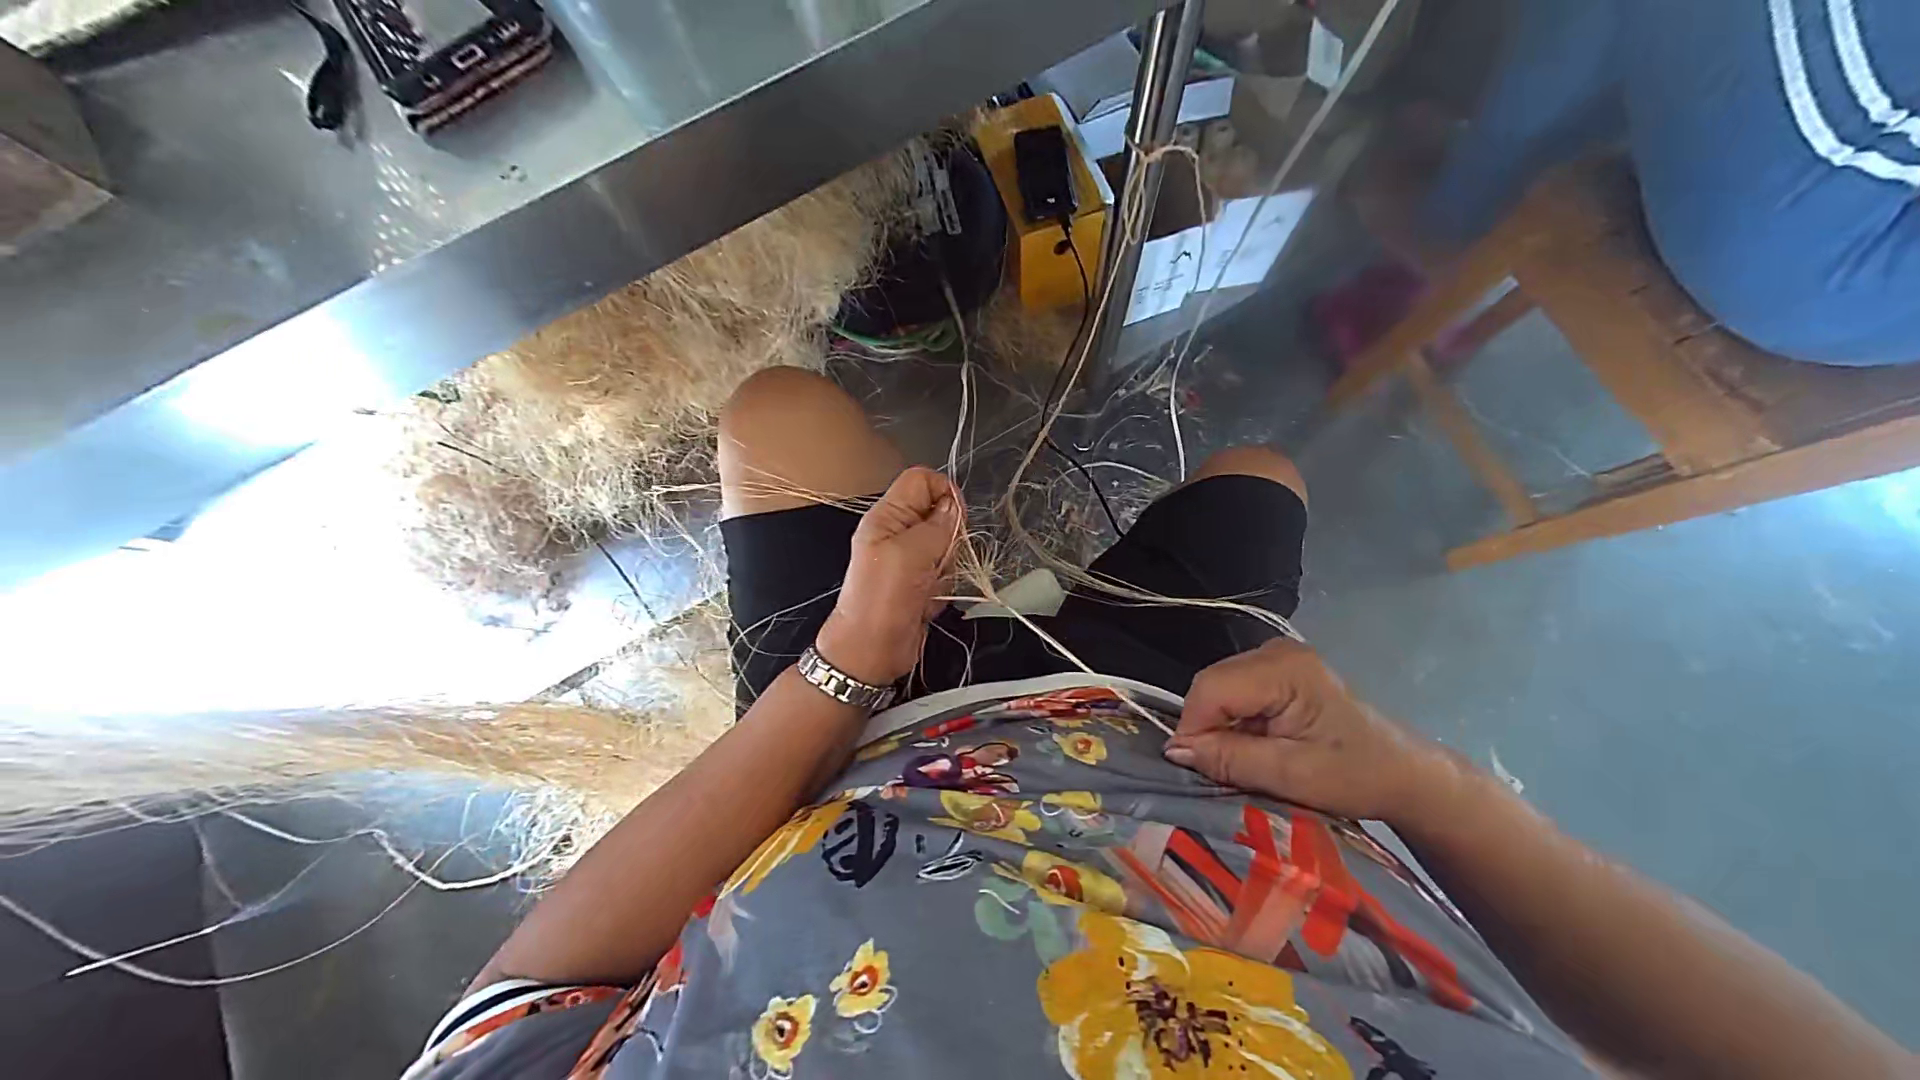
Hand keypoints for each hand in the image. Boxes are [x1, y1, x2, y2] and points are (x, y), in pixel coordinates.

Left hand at [815, 466, 961, 685]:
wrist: (871, 651)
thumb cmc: (882, 599)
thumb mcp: (909, 555)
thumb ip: (936, 525)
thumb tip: (954, 506)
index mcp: (887, 516)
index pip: (921, 480)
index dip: (944, 492)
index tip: (954, 520)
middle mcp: (899, 532)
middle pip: (941, 512)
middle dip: (949, 536)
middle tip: (935, 560)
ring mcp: (911, 558)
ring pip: (949, 544)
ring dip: (948, 565)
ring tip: (930, 584)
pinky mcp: (922, 581)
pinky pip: (948, 570)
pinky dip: (945, 585)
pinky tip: (930, 599)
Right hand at [1162, 639, 1457, 821]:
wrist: (1405, 774)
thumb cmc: (1356, 775)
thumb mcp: (1290, 775)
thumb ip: (1229, 758)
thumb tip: (1174, 750)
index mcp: (1284, 669)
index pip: (1210, 689)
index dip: (1193, 728)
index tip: (1194, 767)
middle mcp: (1274, 651)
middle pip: (1211, 685)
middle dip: (1206, 727)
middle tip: (1221, 769)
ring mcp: (1275, 657)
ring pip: (1218, 688)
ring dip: (1219, 726)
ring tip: (1242, 759)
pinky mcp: (1276, 670)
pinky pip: (1233, 691)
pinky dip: (1233, 720)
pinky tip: (1255, 744)